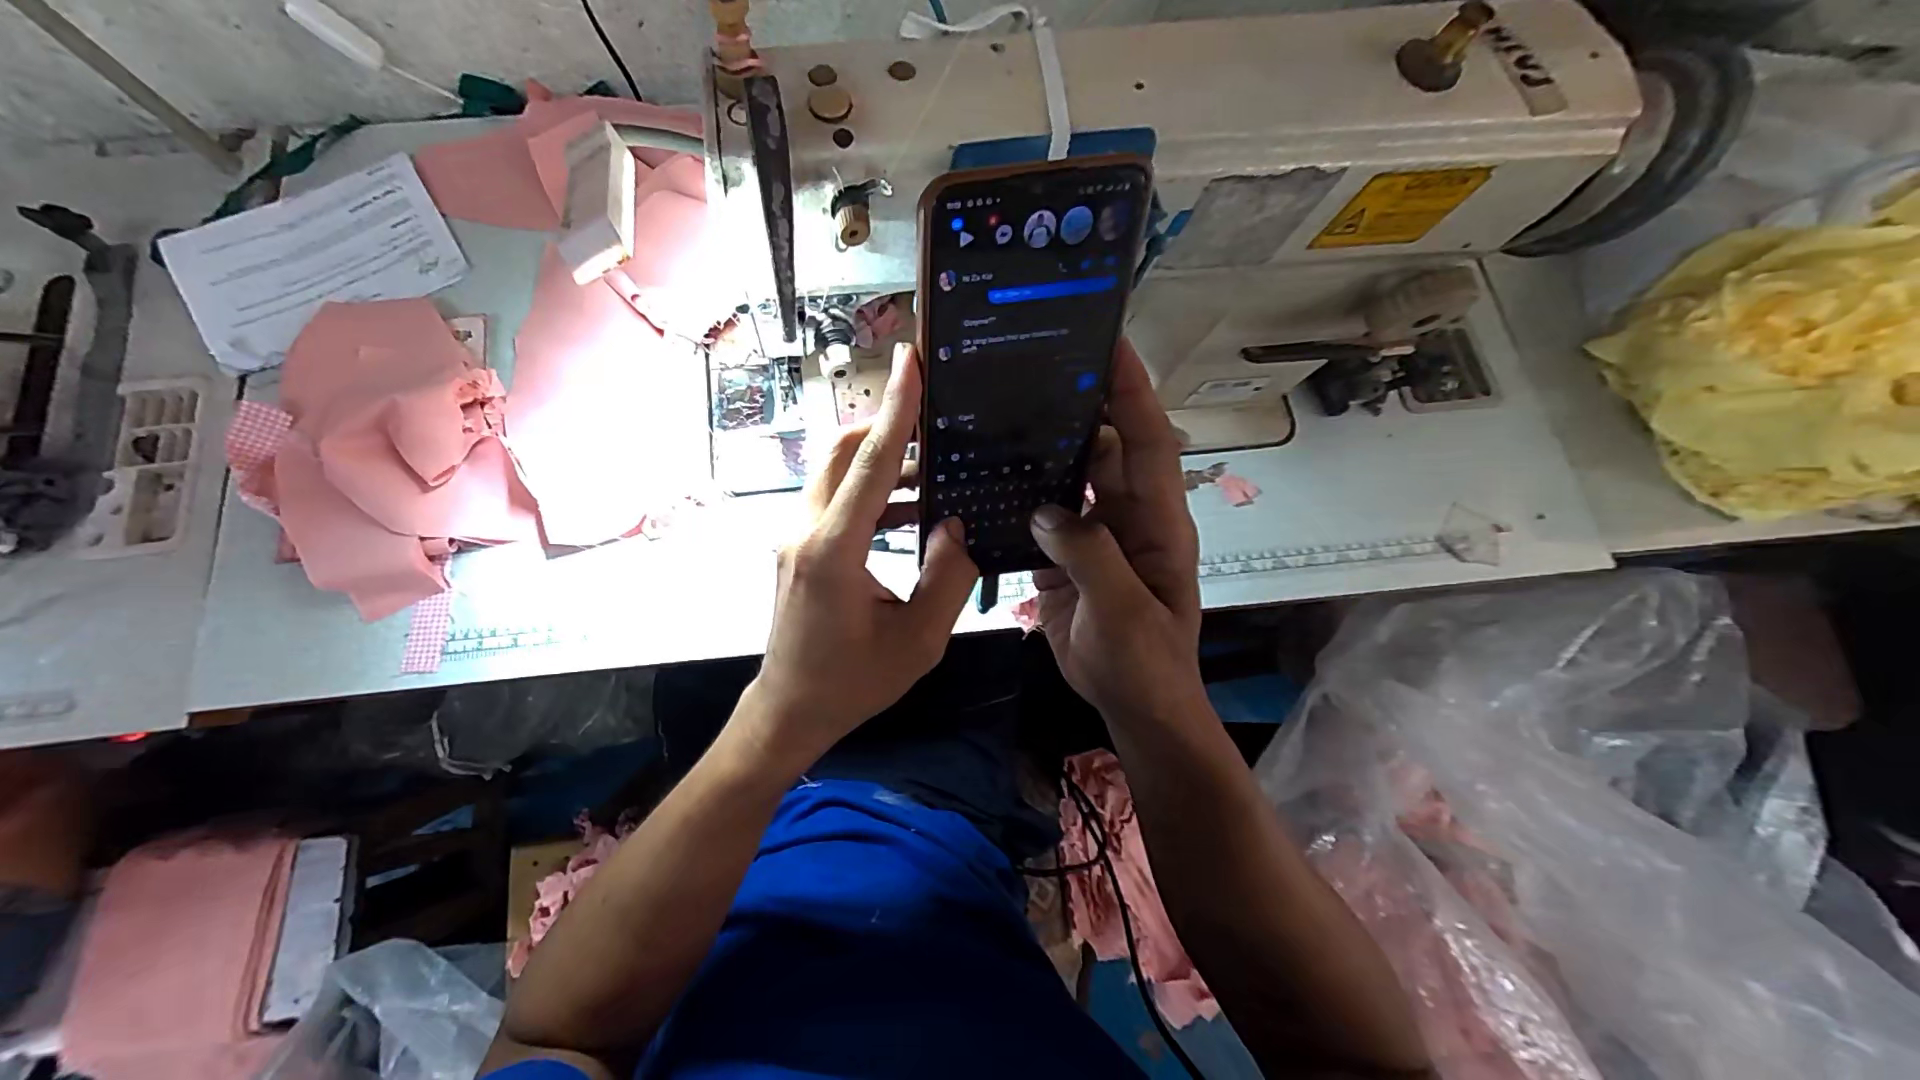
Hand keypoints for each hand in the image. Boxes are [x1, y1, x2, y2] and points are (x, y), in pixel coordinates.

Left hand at [739, 343, 978, 767]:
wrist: (790, 709)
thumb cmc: (852, 683)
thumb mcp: (919, 641)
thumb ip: (945, 577)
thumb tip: (956, 526)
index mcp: (832, 553)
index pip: (867, 465)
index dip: (895, 411)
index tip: (910, 362)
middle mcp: (805, 533)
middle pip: (839, 451)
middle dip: (885, 427)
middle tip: (933, 424)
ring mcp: (795, 538)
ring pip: (834, 472)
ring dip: (880, 463)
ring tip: (932, 476)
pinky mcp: (798, 548)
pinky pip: (834, 500)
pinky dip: (870, 492)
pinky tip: (910, 514)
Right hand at [1029, 339, 1205, 724]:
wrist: (1133, 707)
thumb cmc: (1146, 664)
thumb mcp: (1126, 612)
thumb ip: (1089, 555)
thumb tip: (1047, 512)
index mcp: (1158, 522)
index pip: (1148, 442)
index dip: (1132, 392)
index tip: (1110, 345)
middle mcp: (1127, 517)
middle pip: (1102, 450)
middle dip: (1076, 411)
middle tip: (1032, 375)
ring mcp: (1094, 537)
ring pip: (1067, 481)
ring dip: (1040, 456)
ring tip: (1001, 421)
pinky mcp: (1064, 559)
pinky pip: (1039, 519)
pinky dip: (1017, 502)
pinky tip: (986, 486)